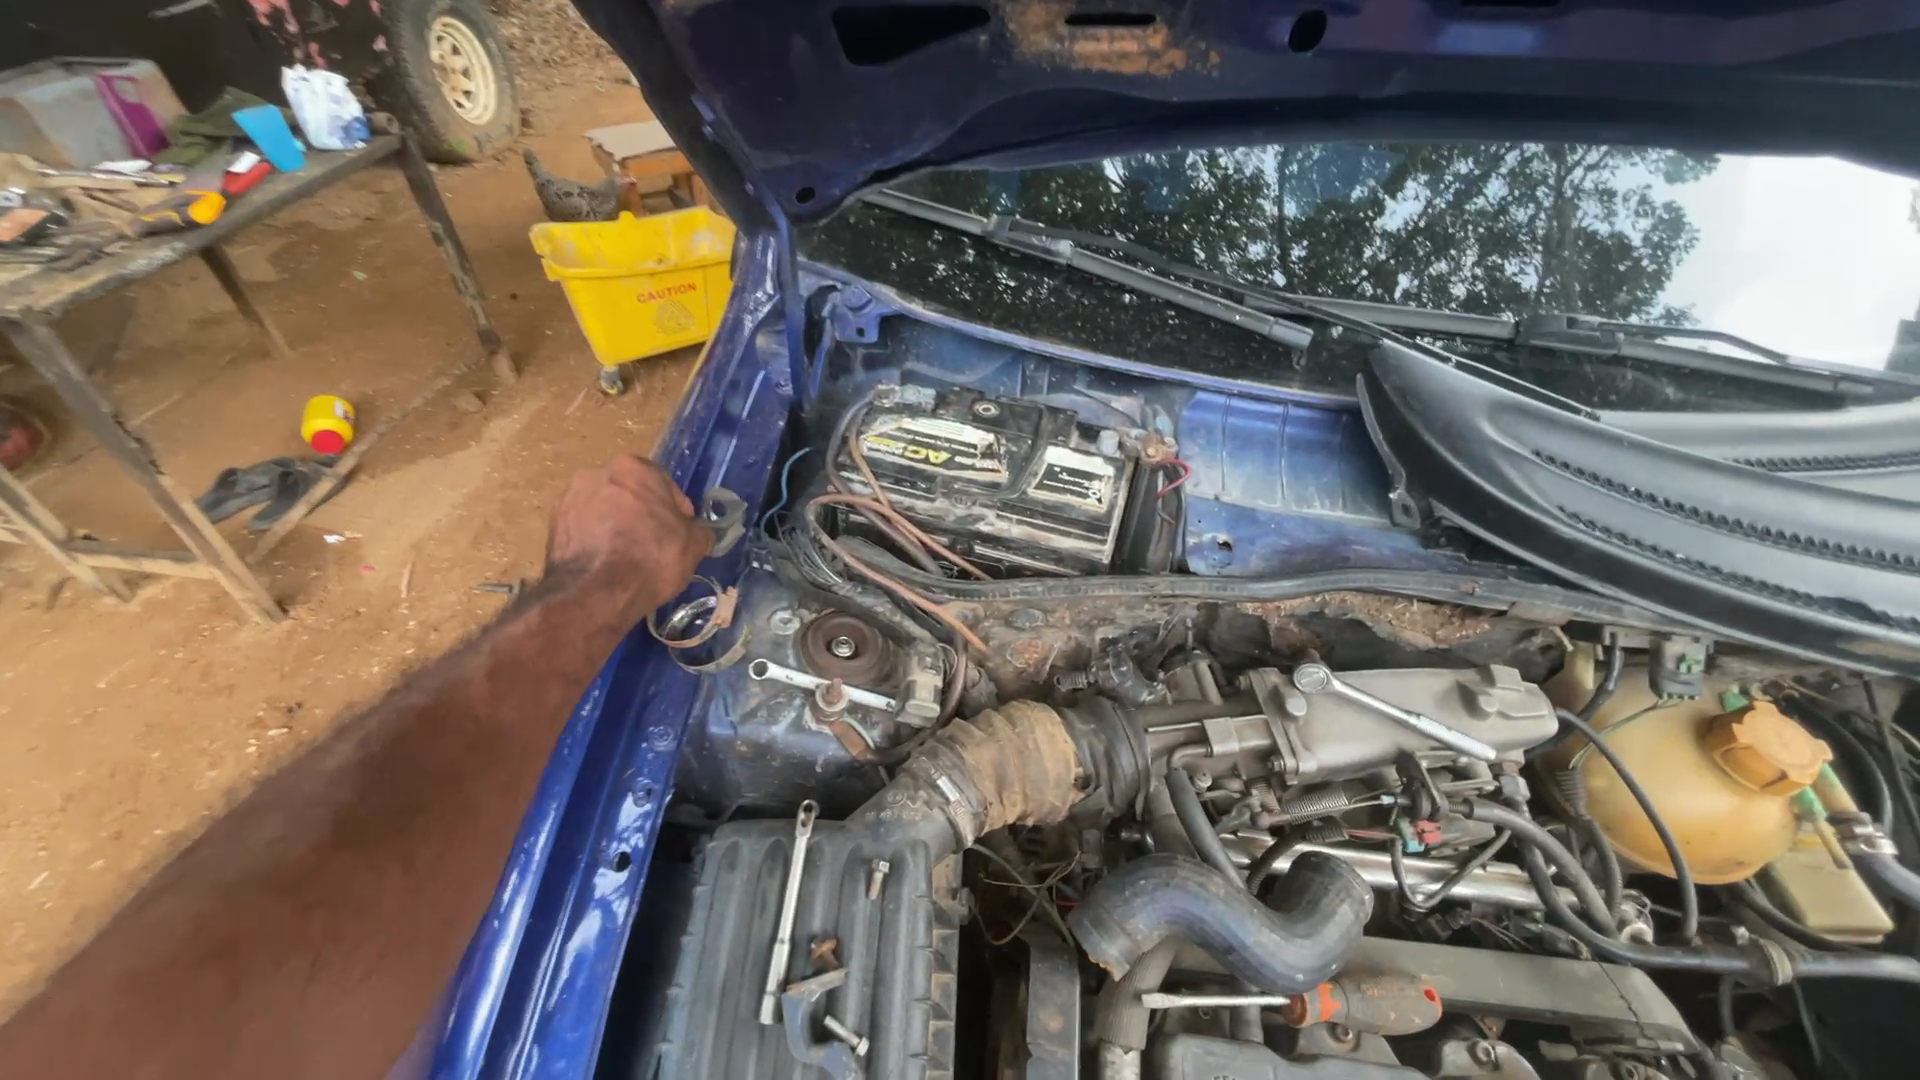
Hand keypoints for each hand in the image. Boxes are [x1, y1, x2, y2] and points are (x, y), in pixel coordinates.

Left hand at [545, 453, 710, 618]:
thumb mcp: (694, 545)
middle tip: (653, 545)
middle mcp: (598, 473)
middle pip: (630, 494)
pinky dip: (594, 540)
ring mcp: (569, 497)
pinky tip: (605, 564)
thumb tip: (697, 533)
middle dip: (641, 515)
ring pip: (604, 509)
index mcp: (635, 468)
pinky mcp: (552, 524)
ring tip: (625, 557)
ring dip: (615, 526)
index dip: (675, 513)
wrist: (596, 592)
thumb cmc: (652, 558)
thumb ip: (698, 531)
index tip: (678, 535)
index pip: (665, 487)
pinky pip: (583, 528)